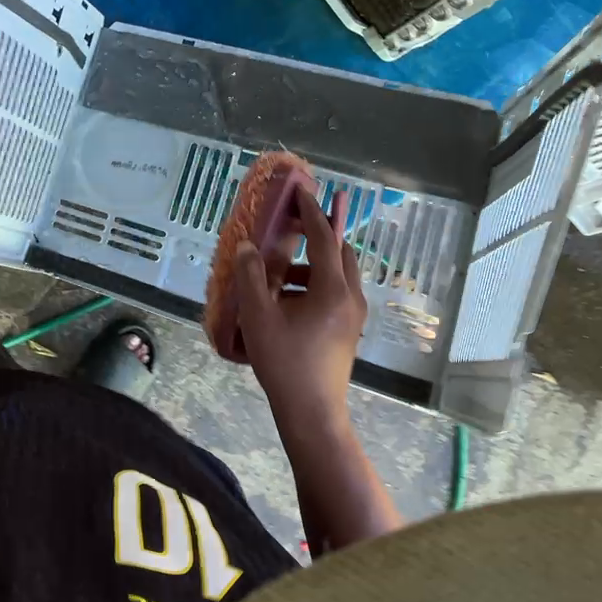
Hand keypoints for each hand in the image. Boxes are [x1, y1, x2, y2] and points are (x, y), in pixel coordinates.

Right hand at [235, 190, 366, 416]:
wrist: (312, 412)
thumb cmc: (285, 361)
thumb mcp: (259, 315)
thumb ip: (251, 276)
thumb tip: (247, 246)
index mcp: (332, 288)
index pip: (325, 237)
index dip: (311, 211)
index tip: (301, 189)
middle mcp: (351, 296)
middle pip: (339, 252)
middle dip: (316, 236)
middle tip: (289, 227)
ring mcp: (354, 315)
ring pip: (337, 274)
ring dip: (311, 265)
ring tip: (277, 275)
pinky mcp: (349, 330)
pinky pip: (335, 293)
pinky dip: (314, 285)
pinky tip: (286, 302)